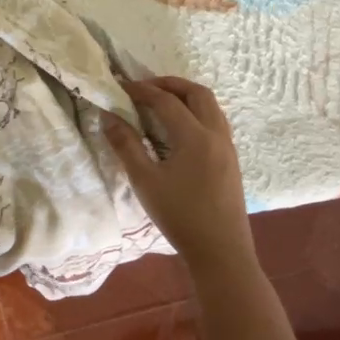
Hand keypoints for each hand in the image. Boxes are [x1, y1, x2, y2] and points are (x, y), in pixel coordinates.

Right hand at [102, 77, 255, 276]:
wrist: (221, 254)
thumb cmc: (180, 216)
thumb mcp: (144, 180)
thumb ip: (125, 144)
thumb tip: (108, 116)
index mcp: (196, 138)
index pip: (166, 101)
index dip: (141, 90)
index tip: (119, 87)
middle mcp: (217, 136)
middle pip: (198, 94)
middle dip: (170, 84)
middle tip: (144, 88)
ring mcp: (228, 149)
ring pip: (211, 107)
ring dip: (185, 98)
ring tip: (160, 104)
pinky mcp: (232, 162)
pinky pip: (216, 123)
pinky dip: (196, 113)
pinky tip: (177, 130)